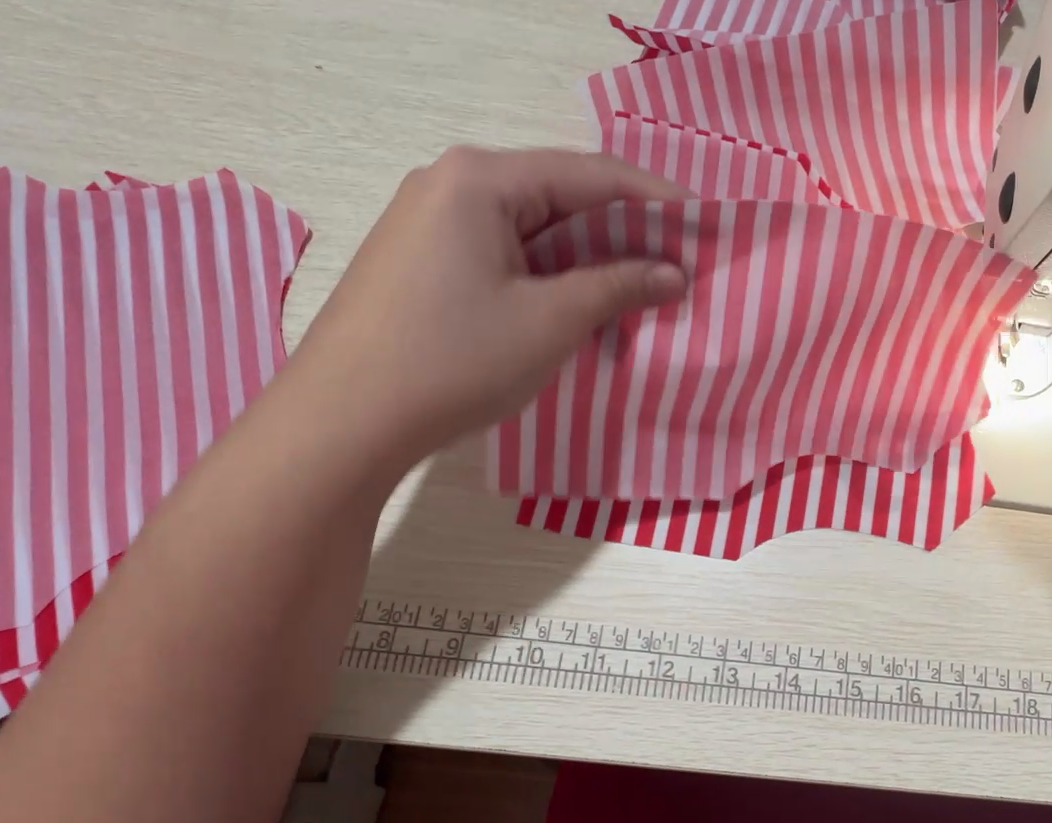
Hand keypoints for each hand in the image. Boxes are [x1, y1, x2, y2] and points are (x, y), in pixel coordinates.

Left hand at [287, 146, 689, 471]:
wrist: (345, 419)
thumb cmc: (454, 360)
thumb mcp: (550, 321)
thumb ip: (618, 286)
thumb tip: (674, 272)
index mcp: (481, 179)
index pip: (590, 174)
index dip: (655, 201)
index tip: (706, 228)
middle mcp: (452, 184)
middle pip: (560, 196)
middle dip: (624, 232)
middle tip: (679, 264)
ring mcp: (431, 223)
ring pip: (533, 230)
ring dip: (590, 259)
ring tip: (642, 290)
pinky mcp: (423, 263)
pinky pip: (505, 256)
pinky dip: (551, 276)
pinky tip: (582, 305)